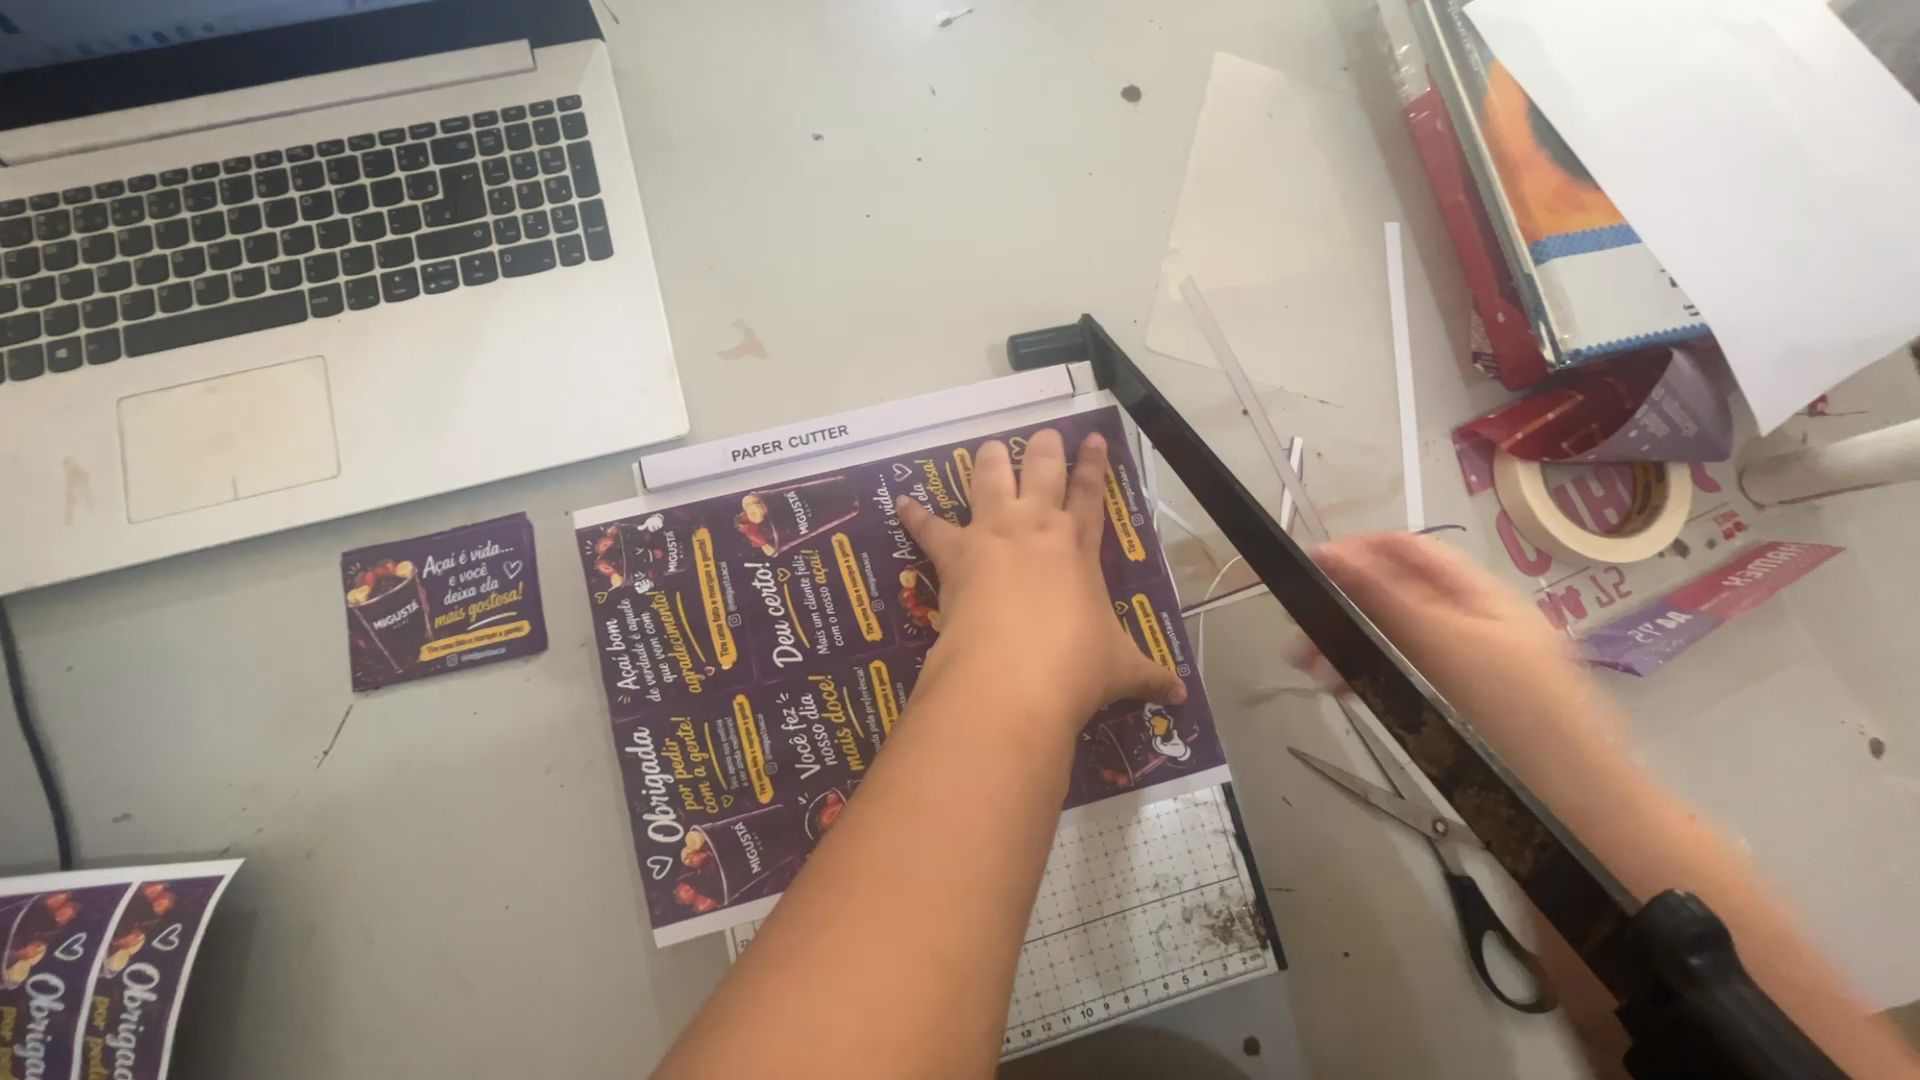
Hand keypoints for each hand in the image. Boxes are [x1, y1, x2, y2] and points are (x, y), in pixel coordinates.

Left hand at [898, 429, 1185, 736]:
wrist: (1015, 675)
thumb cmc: (1075, 667)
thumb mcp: (1120, 669)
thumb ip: (1150, 676)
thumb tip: (1182, 697)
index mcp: (1079, 546)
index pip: (1091, 494)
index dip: (1094, 465)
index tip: (1093, 438)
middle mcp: (1036, 527)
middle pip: (1042, 470)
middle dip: (1045, 448)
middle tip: (1043, 434)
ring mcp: (993, 534)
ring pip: (990, 479)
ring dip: (990, 461)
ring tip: (989, 447)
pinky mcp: (955, 554)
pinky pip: (929, 528)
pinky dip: (914, 516)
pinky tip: (902, 503)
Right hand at [1307, 532, 1618, 748]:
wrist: (1573, 804)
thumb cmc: (1509, 711)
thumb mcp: (1440, 642)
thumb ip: (1382, 595)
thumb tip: (1328, 553)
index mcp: (1476, 594)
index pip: (1405, 550)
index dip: (1356, 550)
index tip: (1307, 569)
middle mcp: (1470, 620)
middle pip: (1393, 593)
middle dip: (1342, 605)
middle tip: (1299, 636)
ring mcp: (1464, 662)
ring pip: (1391, 635)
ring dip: (1347, 641)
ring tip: (1312, 669)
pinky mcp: (1454, 701)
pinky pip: (1399, 671)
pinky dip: (1366, 673)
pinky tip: (1344, 688)